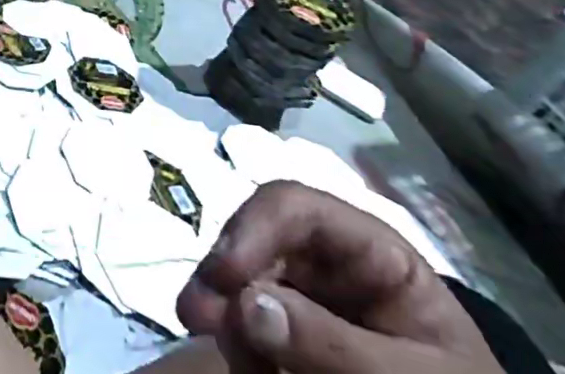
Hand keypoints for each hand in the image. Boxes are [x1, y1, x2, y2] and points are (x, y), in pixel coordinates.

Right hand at [176, 181, 500, 373]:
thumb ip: (334, 344)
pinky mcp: (290, 338)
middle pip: (256, 240)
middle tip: (194, 317)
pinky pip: (247, 324)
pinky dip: (239, 344)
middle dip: (224, 275)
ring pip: (242, 282)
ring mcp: (306, 299)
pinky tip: (247, 368)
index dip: (252, 227)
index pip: (296, 207)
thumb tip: (242, 302)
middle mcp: (328, 263)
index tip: (223, 275)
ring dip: (225, 313)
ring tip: (237, 362)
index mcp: (370, 251)